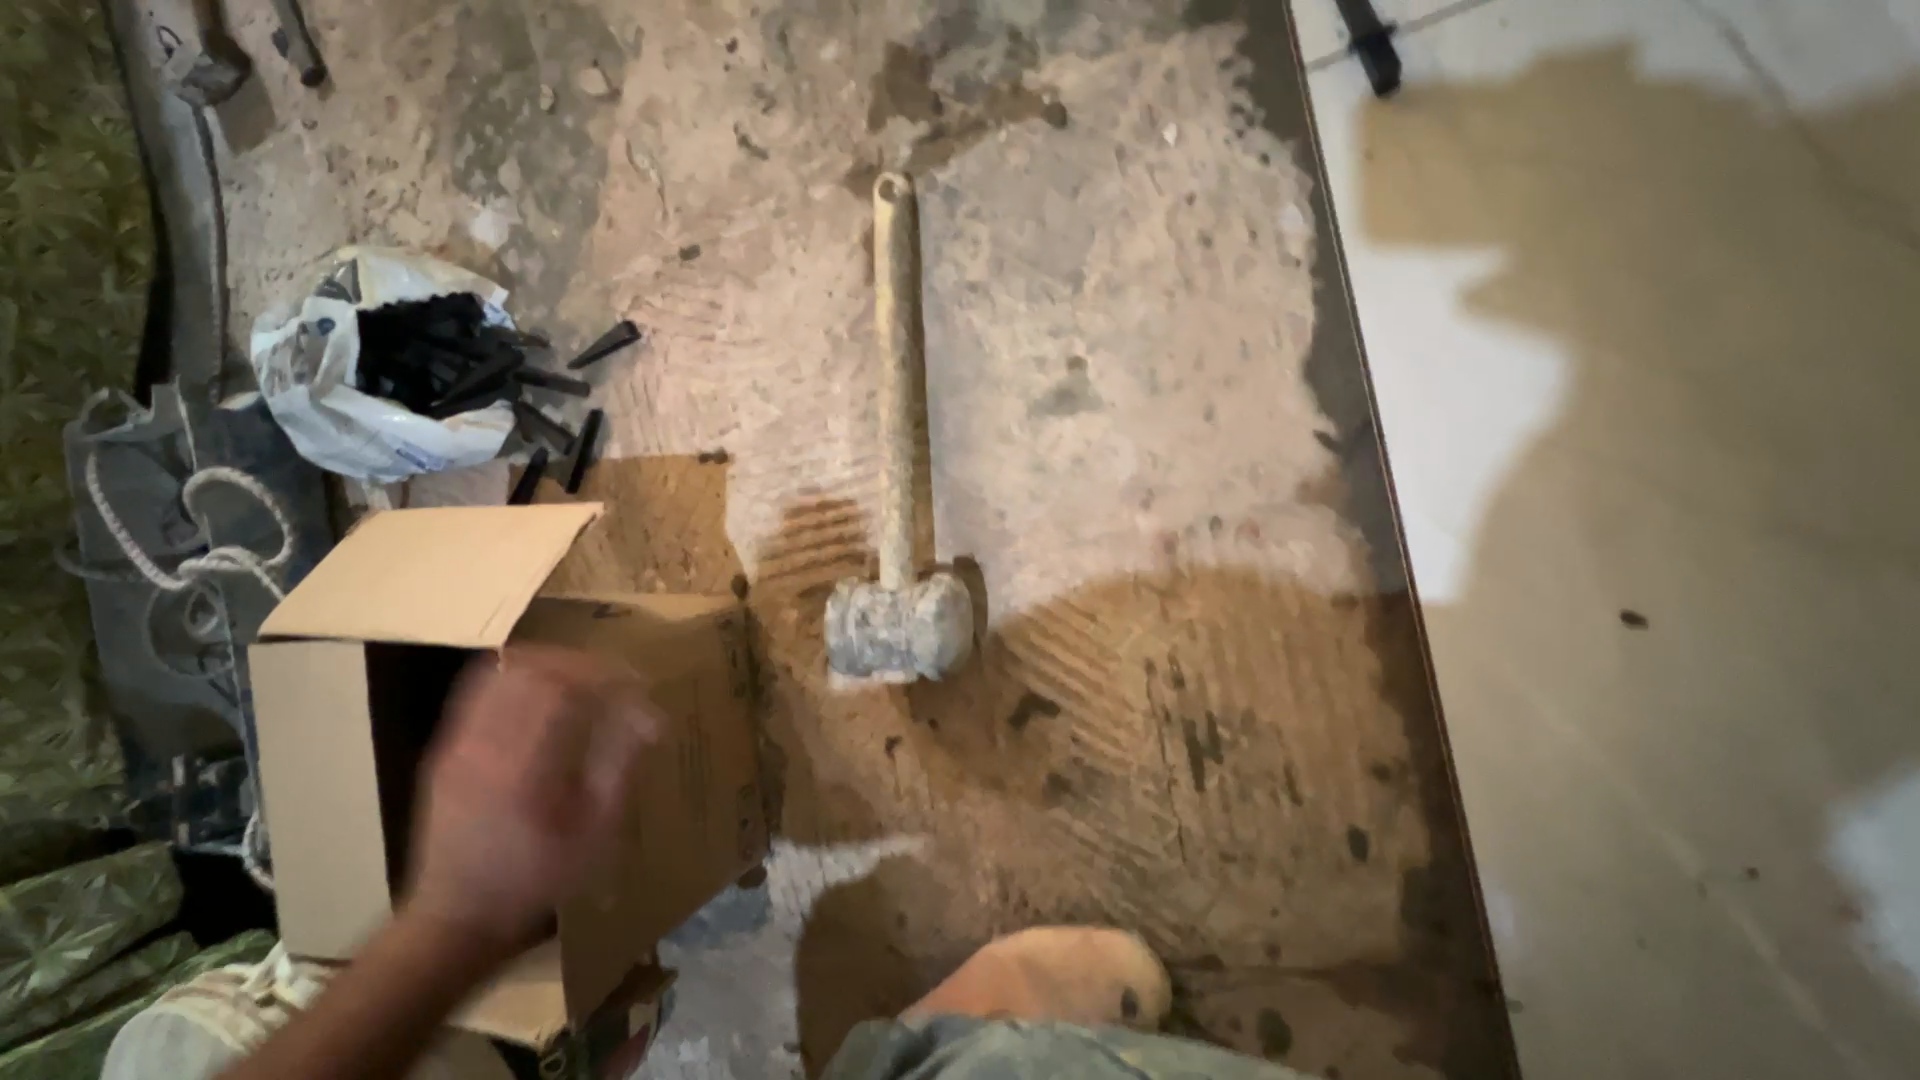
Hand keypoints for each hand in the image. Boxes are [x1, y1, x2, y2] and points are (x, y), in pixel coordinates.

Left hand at [402, 646, 658, 949]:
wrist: (455, 917)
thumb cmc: (536, 879)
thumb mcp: (594, 833)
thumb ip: (620, 766)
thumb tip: (651, 719)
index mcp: (522, 766)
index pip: (564, 687)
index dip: (607, 675)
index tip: (639, 684)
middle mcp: (482, 744)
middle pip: (530, 667)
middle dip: (580, 663)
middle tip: (614, 677)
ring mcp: (456, 743)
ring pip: (501, 672)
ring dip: (549, 665)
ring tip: (584, 680)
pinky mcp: (445, 749)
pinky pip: (481, 692)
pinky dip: (520, 681)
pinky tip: (545, 700)